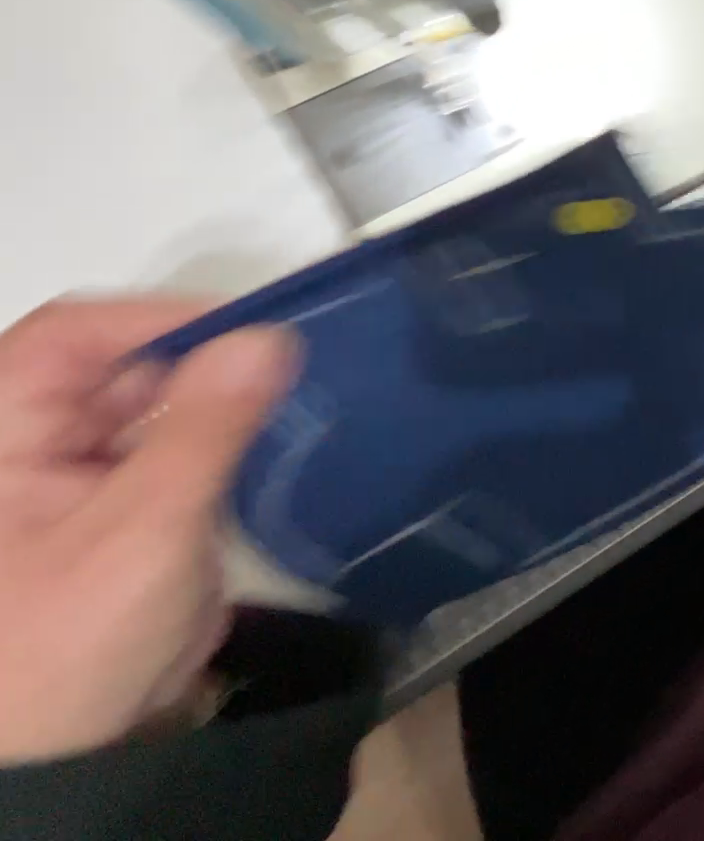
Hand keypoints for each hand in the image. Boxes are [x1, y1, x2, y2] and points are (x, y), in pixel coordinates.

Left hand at [0, 300, 295, 764]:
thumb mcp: (143, 528)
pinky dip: (241, 431)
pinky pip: (191, 440)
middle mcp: (33, 442)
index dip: (163, 319)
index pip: (70, 338)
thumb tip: (269, 337)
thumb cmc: (70, 640)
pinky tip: (291, 434)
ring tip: (310, 394)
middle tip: (304, 367)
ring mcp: (86, 471)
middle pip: (127, 363)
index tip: (263, 329)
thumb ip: (206, 428)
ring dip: (235, 395)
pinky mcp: (138, 498)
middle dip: (213, 358)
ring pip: (167, 399)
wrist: (74, 743)